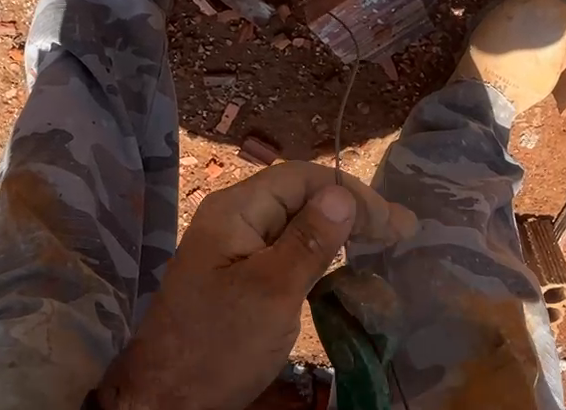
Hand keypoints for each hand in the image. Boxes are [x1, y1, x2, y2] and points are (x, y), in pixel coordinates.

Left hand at [95, 162, 416, 409]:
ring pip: (294, 221)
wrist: (165, 399)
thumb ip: (308, 242)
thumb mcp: (271, 294)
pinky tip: (343, 262)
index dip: (349, 193)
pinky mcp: (239, 275)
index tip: (393, 223)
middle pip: (299, 195)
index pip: (302, 178)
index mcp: (236, 208)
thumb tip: (342, 194)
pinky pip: (285, 247)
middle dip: (350, 207)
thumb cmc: (218, 345)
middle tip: (400, 230)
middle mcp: (234, 217)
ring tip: (383, 239)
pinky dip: (318, 250)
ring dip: (338, 227)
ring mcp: (234, 246)